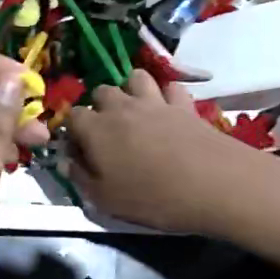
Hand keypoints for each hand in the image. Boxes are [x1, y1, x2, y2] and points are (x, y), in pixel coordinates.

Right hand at [65, 70, 264, 233]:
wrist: (212, 184)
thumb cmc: (152, 197)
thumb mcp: (106, 200)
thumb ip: (81, 178)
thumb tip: (67, 163)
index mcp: (96, 129)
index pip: (73, 116)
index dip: (75, 132)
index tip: (82, 151)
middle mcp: (122, 107)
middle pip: (101, 92)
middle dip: (100, 107)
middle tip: (109, 133)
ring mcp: (155, 102)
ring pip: (135, 78)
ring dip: (131, 90)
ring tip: (136, 113)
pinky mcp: (185, 104)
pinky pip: (171, 87)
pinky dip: (167, 95)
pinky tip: (169, 111)